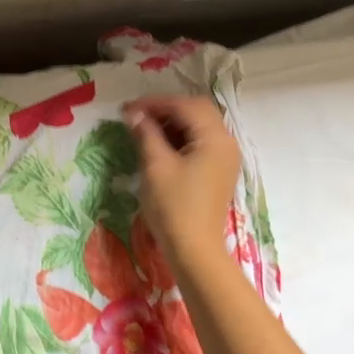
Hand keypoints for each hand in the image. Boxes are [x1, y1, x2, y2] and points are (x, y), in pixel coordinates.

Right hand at [124, 96, 242, 271]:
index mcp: (215, 138)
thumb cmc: (173, 207)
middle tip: (137, 116)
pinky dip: (181, 138)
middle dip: (166, 110)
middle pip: (197, 111)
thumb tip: (134, 114)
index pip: (185, 106)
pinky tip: (160, 146)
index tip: (127, 109)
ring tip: (145, 130)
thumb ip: (146, 133)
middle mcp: (226, 142)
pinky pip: (201, 143)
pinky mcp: (219, 171)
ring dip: (173, 123)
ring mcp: (225, 158)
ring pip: (200, 126)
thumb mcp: (155, 166)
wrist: (194, 250)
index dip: (155, 103)